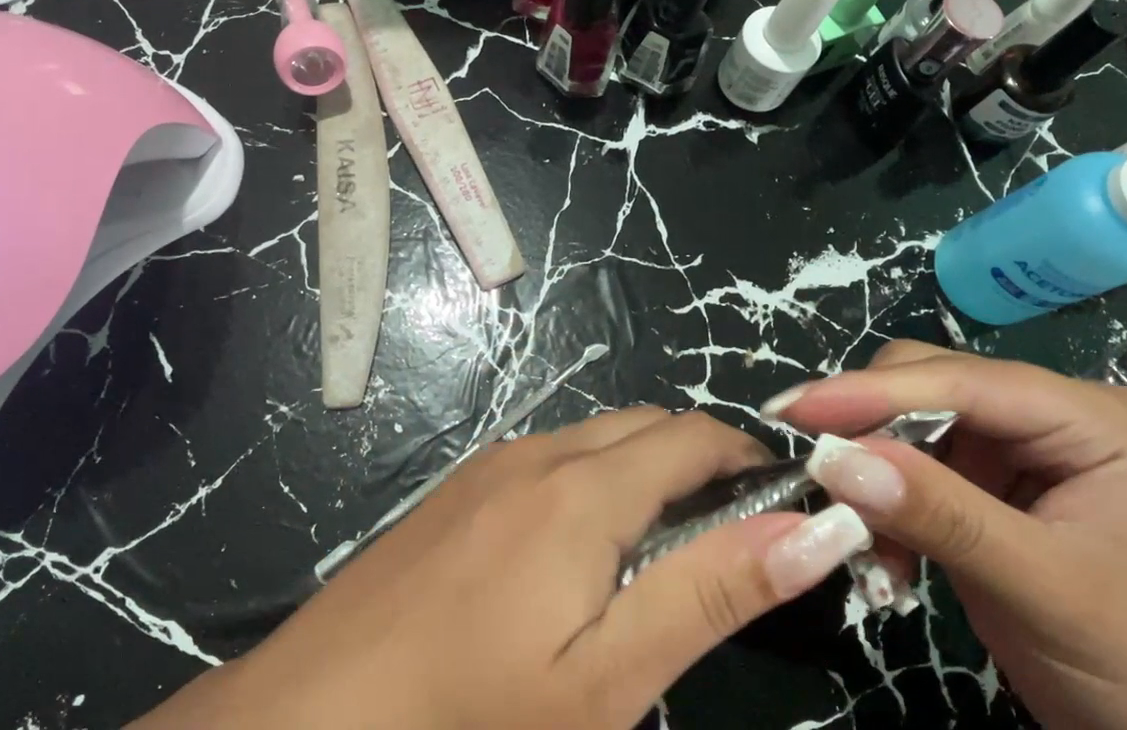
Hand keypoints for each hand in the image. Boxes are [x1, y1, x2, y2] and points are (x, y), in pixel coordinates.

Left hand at [135, 408, 874, 728]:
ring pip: (594, 438)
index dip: (749, 456)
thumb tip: (810, 529)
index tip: (788, 503)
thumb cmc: (472, 710)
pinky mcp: (456, 492)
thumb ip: (708, 593)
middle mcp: (535, 454)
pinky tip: (582, 549)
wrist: (316, 711)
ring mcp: (487, 467)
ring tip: (669, 545)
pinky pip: (547, 459)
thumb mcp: (607, 677)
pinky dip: (593, 478)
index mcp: (581, 489)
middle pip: (644, 425)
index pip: (692, 435)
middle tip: (734, 534)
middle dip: (702, 458)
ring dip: (646, 467)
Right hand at [762, 340, 1126, 729]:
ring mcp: (1027, 457)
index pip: (964, 381)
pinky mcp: (1000, 496)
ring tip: (861, 548)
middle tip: (817, 481)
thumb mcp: (1043, 589)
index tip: (790, 411)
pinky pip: (921, 479)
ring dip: (876, 483)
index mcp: (1092, 419)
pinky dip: (892, 514)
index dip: (871, 391)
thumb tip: (831, 457)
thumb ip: (939, 515)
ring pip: (914, 434)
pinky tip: (890, 566)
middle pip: (931, 391)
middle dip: (871, 435)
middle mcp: (1055, 419)